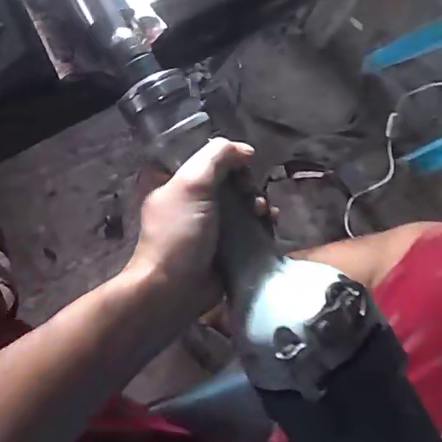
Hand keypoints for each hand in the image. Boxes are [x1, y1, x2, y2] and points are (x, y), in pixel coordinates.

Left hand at [126, 138, 254, 311]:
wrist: (173, 291)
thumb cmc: (179, 233)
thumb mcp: (193, 183)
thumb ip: (217, 157)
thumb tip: (245, 150)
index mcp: (173, 181)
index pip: (207, 159)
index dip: (228, 159)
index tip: (243, 165)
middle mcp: (189, 201)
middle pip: (228, 180)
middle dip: (247, 184)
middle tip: (252, 194)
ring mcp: (207, 226)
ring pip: (240, 204)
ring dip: (256, 204)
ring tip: (262, 212)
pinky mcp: (223, 248)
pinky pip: (246, 229)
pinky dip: (259, 224)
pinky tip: (269, 225)